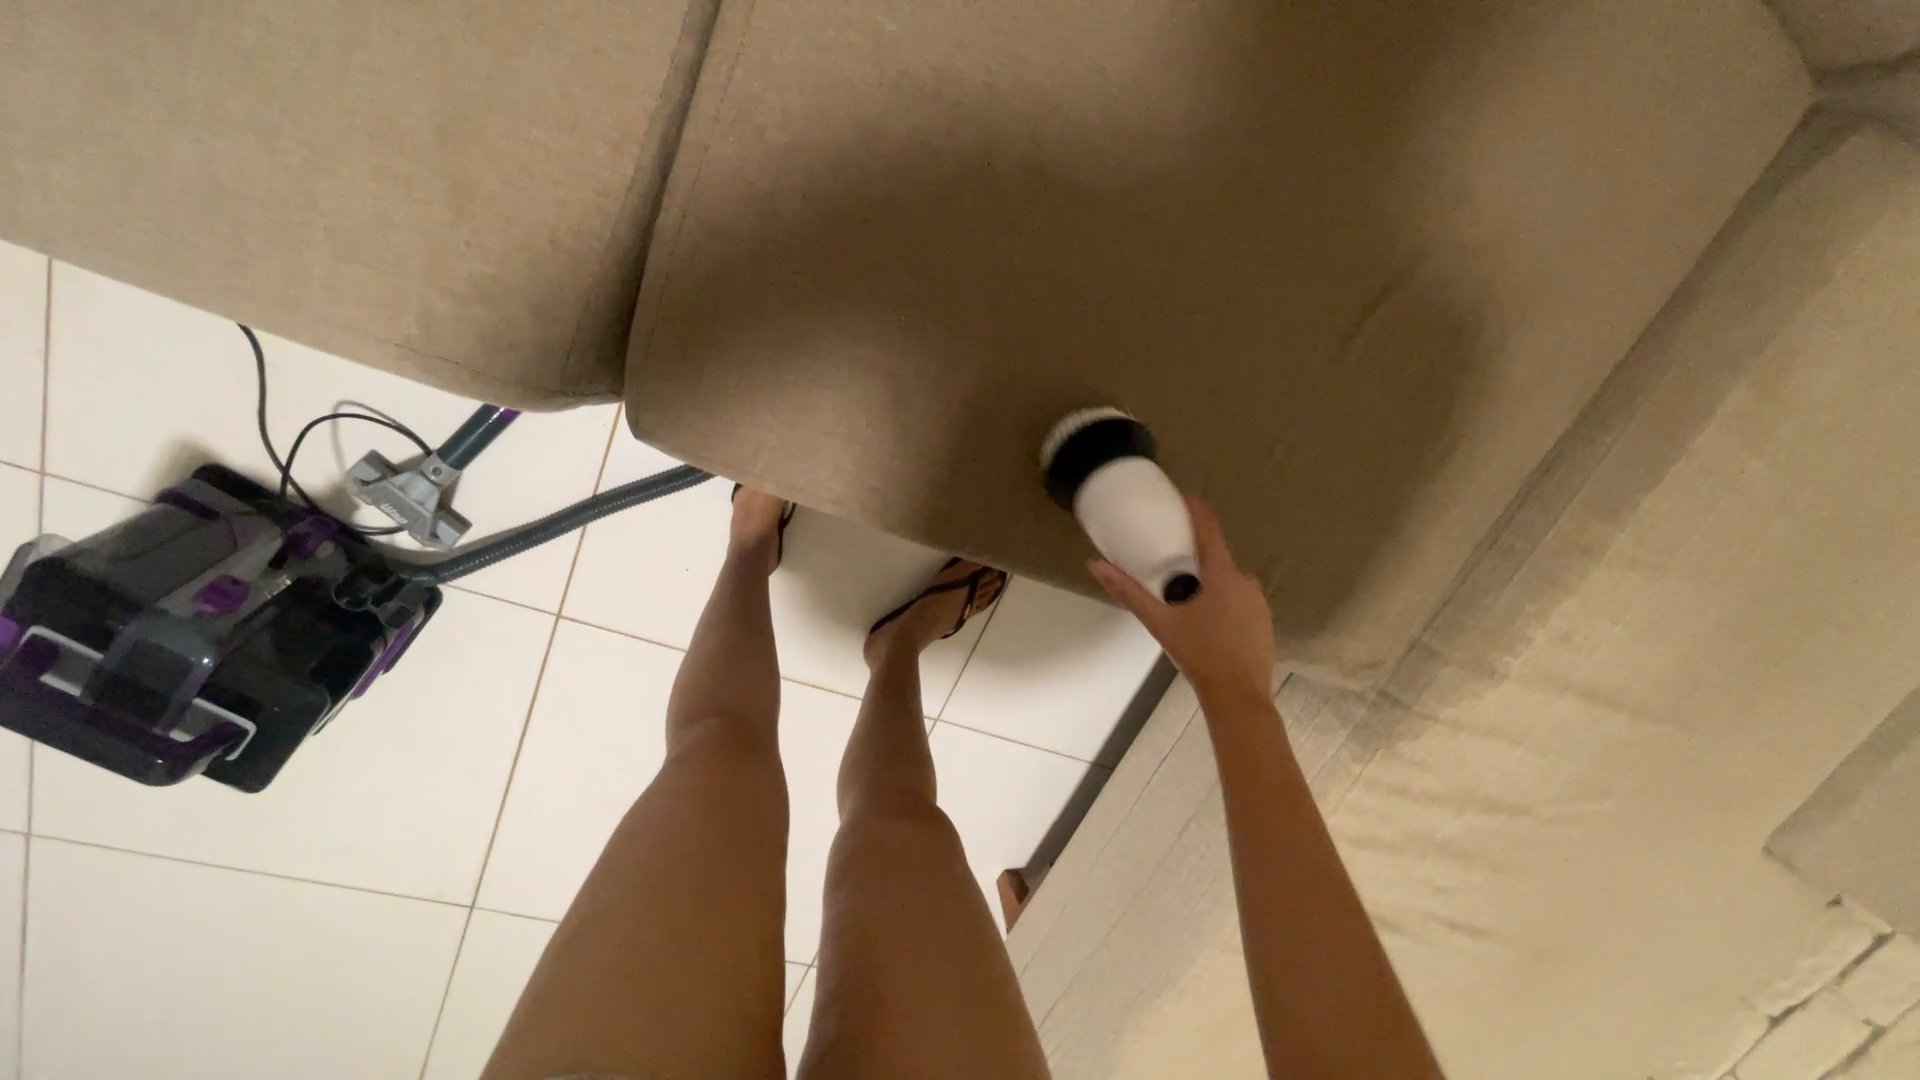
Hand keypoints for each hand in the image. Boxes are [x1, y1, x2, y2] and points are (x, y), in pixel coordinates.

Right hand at [1089, 496, 1274, 702]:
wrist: (1238, 695)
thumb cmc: (1198, 654)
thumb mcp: (1159, 622)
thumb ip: (1129, 592)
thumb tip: (1096, 565)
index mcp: (1221, 575)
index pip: (1209, 529)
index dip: (1197, 509)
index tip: (1182, 496)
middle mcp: (1245, 581)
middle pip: (1217, 558)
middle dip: (1196, 557)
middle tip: (1171, 565)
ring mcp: (1258, 601)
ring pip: (1228, 581)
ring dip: (1209, 583)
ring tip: (1186, 602)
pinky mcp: (1264, 620)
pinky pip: (1239, 600)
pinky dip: (1223, 603)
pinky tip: (1208, 623)